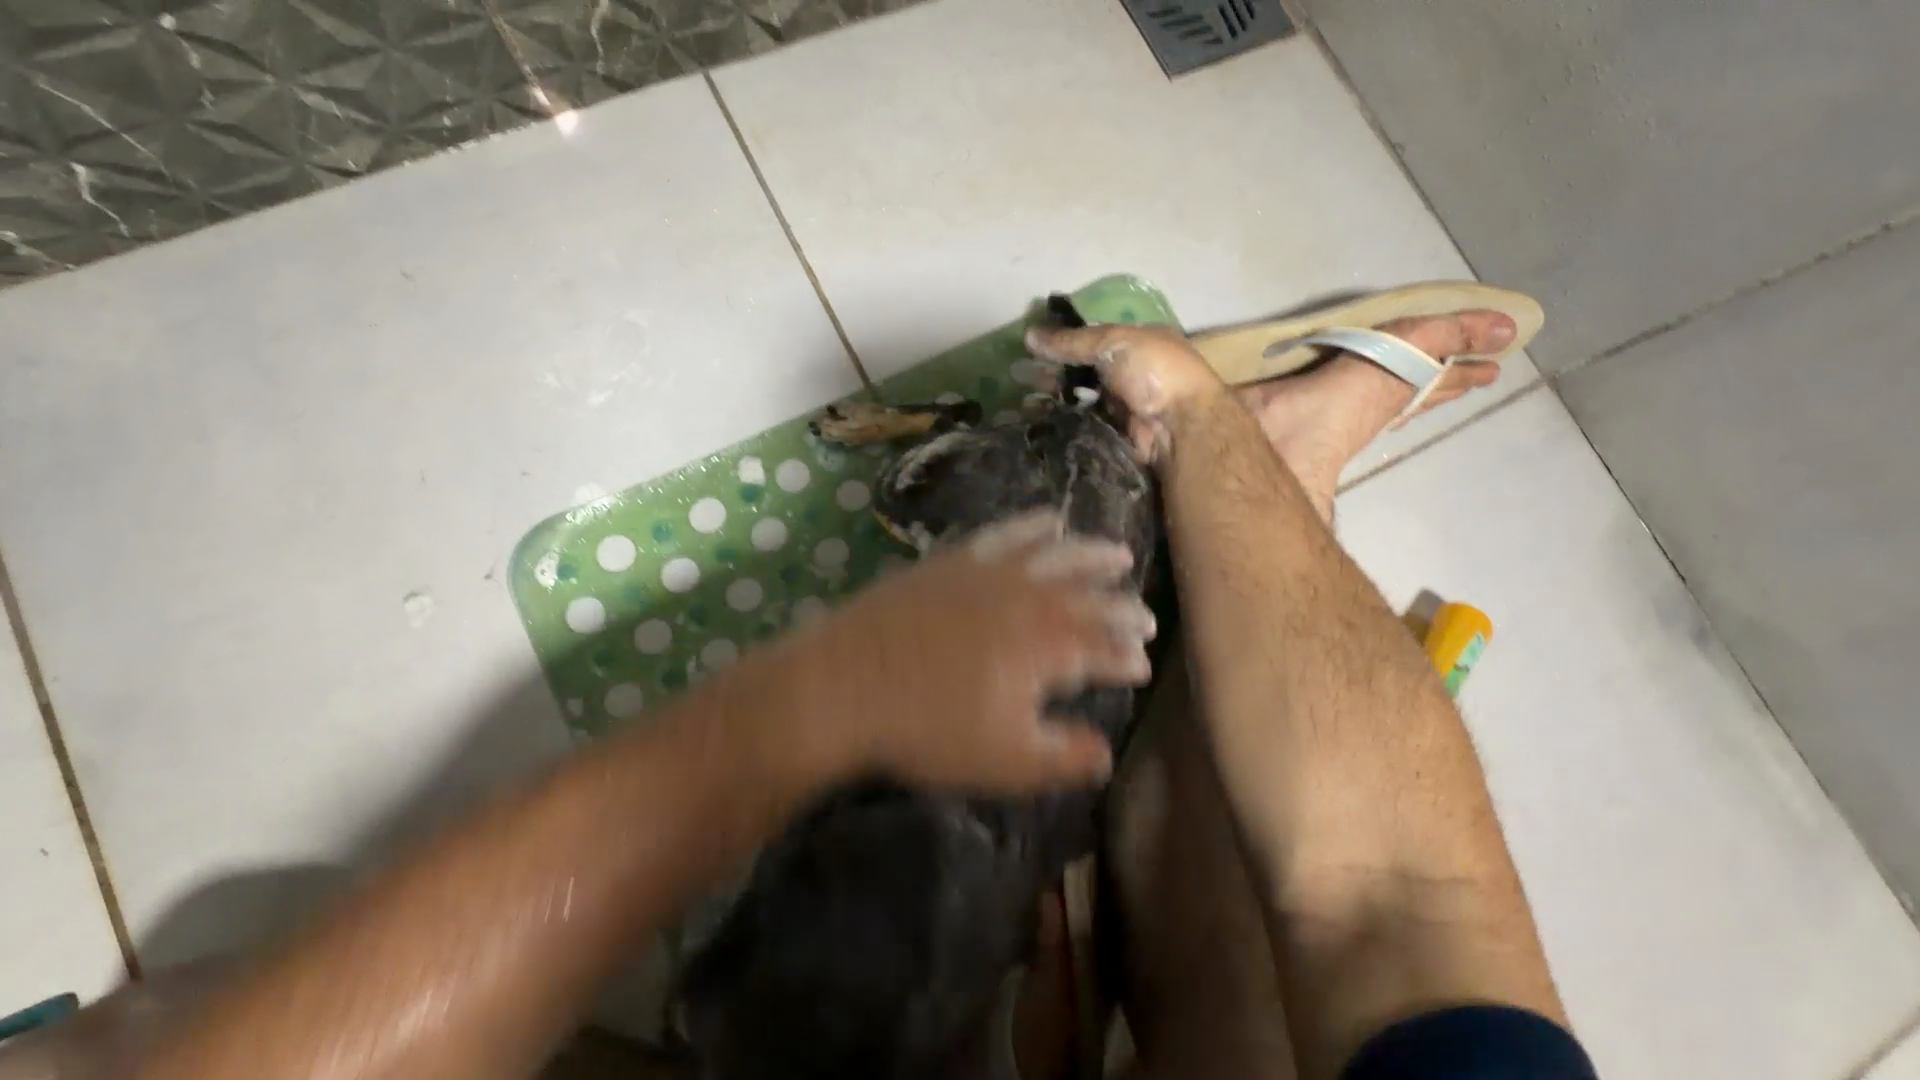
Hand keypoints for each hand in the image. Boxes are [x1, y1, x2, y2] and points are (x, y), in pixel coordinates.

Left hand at [773, 511, 1155, 793]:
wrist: (845, 684)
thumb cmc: (928, 729)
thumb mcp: (1007, 762)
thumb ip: (1065, 756)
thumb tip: (1106, 750)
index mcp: (1047, 646)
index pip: (1104, 648)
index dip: (1128, 658)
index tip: (1143, 667)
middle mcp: (1028, 599)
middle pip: (1089, 597)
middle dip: (1123, 608)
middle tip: (1144, 618)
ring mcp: (989, 572)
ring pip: (1056, 555)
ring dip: (1091, 556)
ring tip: (1117, 554)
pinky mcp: (953, 560)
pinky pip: (1005, 534)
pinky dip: (1031, 526)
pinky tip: (1046, 520)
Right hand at [1026, 323, 1227, 461]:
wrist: (1180, 427)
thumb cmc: (1154, 372)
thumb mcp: (1113, 342)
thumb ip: (1071, 341)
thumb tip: (1029, 334)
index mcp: (1137, 346)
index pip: (1093, 342)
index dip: (1063, 344)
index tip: (1031, 349)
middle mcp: (1130, 376)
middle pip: (1083, 374)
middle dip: (1052, 375)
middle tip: (1019, 377)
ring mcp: (1122, 409)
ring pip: (1079, 403)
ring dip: (1052, 401)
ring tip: (1022, 403)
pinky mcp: (1113, 437)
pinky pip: (1082, 428)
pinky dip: (1061, 426)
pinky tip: (1036, 424)